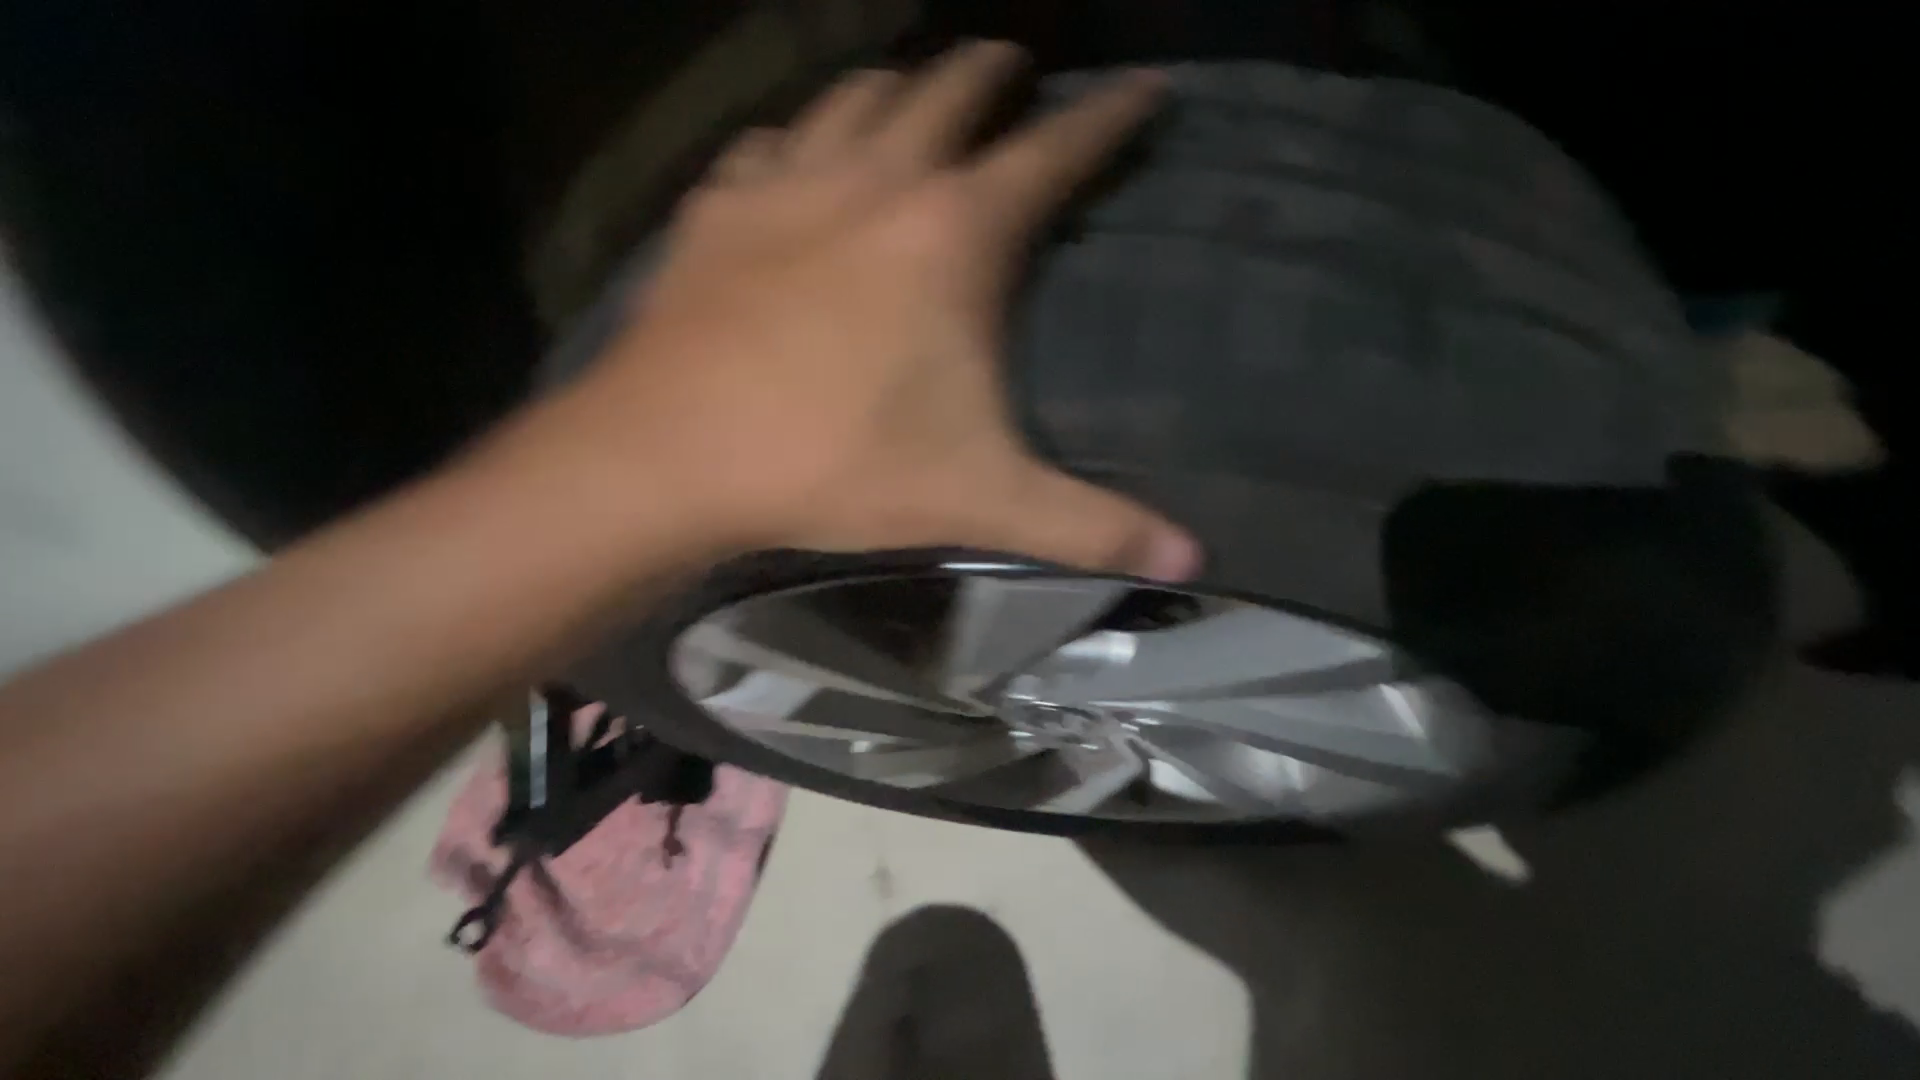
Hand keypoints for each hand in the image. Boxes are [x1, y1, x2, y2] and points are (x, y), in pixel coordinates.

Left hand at [545, 41, 1199, 580]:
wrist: (671, 456)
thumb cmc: (836, 466)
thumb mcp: (979, 500)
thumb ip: (1088, 526)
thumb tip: (1191, 559)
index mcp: (953, 235)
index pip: (1054, 151)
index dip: (1108, 116)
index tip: (1143, 86)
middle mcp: (875, 182)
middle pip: (947, 91)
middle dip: (992, 74)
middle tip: (1015, 72)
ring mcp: (786, 185)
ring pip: (853, 98)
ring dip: (896, 88)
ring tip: (915, 98)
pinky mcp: (715, 211)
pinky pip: (765, 145)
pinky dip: (795, 141)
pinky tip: (794, 160)